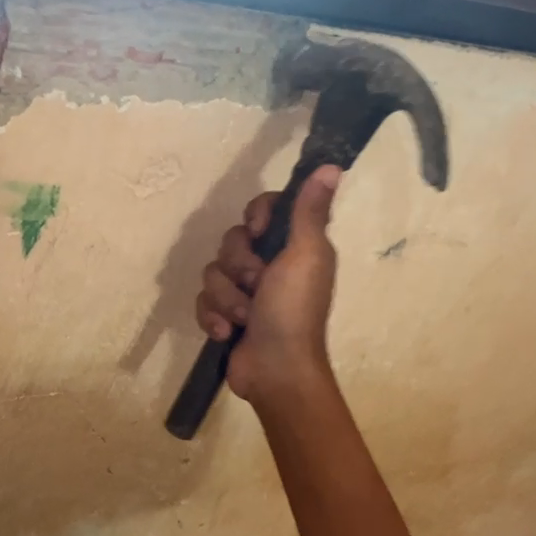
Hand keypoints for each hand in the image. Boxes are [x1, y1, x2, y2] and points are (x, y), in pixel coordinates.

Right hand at [195, 164, 341, 404]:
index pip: (263, 209)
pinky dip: (213, 318)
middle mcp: (269, 265)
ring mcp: (244, 292)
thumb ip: (310, 212)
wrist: (275, 369)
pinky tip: (228, 334)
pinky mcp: (225, 315)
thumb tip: (332, 166)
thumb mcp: (306, 255)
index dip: (255, 218)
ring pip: (213, 273)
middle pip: (231, 241)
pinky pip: (203, 301)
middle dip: (237, 268)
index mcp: (294, 246)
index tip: (259, 234)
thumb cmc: (294, 310)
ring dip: (226, 299)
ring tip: (244, 318)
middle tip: (256, 287)